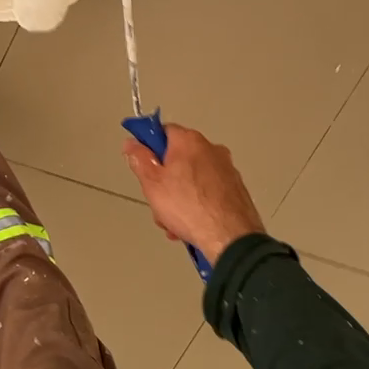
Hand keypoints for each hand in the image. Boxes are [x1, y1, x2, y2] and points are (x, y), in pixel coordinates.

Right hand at [122, 124, 265, 260]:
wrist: (230, 237)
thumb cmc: (187, 206)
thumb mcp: (151, 182)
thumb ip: (140, 159)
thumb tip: (132, 143)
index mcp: (189, 141)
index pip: (163, 131)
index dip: (148, 146)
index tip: (142, 164)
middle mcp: (212, 149)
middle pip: (177, 157)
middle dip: (164, 179)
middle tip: (157, 199)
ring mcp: (227, 170)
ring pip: (192, 177)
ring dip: (178, 196)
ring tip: (173, 220)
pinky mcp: (236, 189)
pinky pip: (207, 191)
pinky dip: (197, 203)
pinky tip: (189, 224)